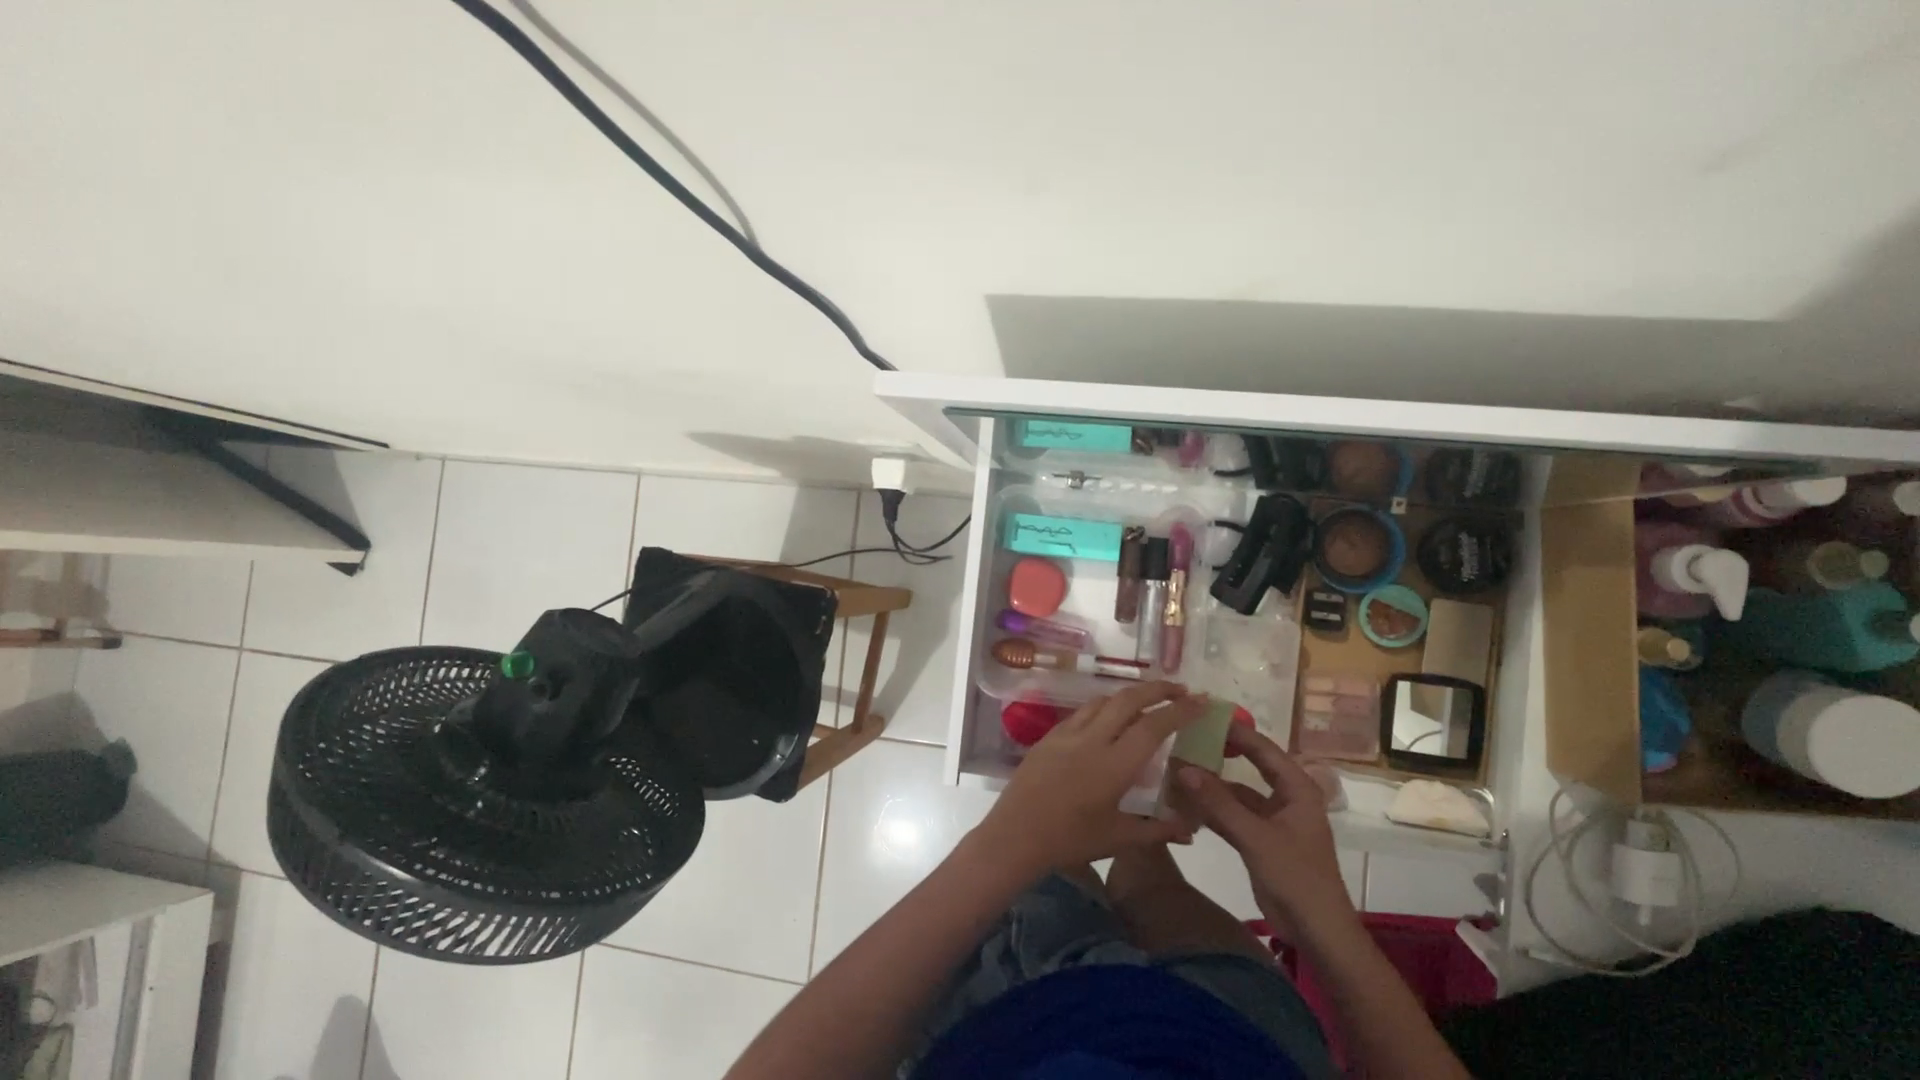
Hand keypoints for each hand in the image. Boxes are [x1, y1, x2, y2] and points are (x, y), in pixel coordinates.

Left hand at [972, 681, 1204, 878]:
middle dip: (1158, 689)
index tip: (1202, 701)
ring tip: (1148, 700)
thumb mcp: (1118, 838)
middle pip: (1128, 700)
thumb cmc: (1069, 841)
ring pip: (1103, 701)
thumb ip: (1158, 830)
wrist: (1015, 837)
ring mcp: (1067, 735)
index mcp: (1114, 764)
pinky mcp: (1048, 738)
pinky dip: (1103, 707)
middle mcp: (1092, 740)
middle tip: (1181, 689)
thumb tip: (1192, 831)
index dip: (1181, 710)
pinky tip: (1108, 719)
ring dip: (1129, 695)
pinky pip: (1082, 713)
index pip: (1154, 726)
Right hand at [1174, 724, 1356, 940]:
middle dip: (1221, 755)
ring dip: (1212, 787)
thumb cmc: (1296, 876)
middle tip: (1187, 738)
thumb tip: (1183, 767)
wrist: (1317, 930)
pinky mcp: (1261, 842)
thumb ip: (1219, 803)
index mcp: (1297, 789)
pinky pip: (1233, 817)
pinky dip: (1212, 811)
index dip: (1236, 731)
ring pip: (1238, 795)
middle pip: (1250, 767)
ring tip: (1177, 770)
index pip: (1263, 749)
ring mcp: (1273, 821)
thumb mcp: (1256, 837)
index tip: (1204, 715)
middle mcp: (1286, 798)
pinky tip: (1185, 805)